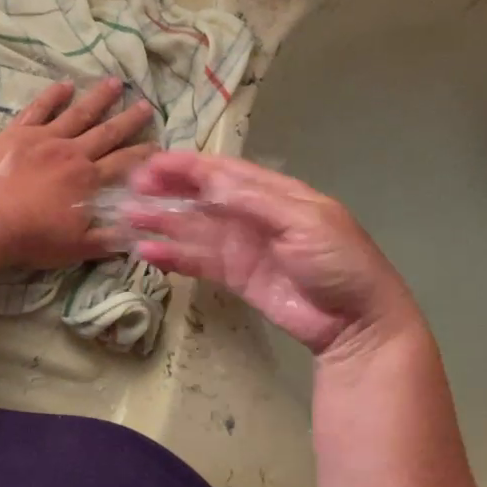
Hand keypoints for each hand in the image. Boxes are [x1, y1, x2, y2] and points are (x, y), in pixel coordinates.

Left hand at [0, 79, 155, 269]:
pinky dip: (53, 95)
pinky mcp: (18, 133)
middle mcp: (72, 153)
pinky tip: (65, 84)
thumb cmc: (31, 240)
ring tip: (114, 83)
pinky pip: (40, 108)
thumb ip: (108, 240)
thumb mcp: (76, 249)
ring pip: (78, 113)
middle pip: (107, 133)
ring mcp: (44, 139)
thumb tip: (136, 234)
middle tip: (145, 105)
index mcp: (89, 181)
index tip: (159, 145)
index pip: (125, 163)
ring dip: (98, 98)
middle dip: (129, 120)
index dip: (144, 155)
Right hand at [123, 153, 425, 359]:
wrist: (358, 323)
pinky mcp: (236, 278)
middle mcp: (254, 215)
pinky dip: (174, 256)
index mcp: (275, 193)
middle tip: (131, 190)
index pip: (223, 171)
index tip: (151, 164)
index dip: (187, 166)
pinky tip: (148, 252)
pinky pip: (199, 262)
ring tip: (129, 219)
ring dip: (163, 222)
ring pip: (194, 229)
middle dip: (168, 191)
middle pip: (203, 197)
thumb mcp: (304, 222)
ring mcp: (243, 247)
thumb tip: (208, 179)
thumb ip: (254, 200)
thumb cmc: (339, 263)